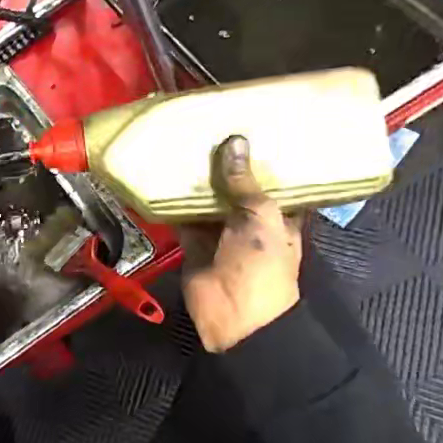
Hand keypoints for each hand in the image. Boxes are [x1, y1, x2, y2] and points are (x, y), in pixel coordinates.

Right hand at [180, 135, 301, 352]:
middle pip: (234, 188)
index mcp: (278, 215)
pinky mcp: (194, 243)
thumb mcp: (262, 216)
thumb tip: (235, 141)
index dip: (260, 158)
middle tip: (207, 126)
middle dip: (222, 165)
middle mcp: (250, 221)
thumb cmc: (262, 263)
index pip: (271, 180)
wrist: (235, 315)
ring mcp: (220, 233)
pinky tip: (163, 175)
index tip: (247, 127)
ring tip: (182, 141)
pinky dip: (173, 202)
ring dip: (196, 181)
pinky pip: (183, 218)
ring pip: (207, 201)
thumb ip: (244, 182)